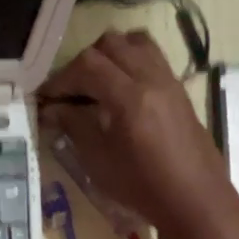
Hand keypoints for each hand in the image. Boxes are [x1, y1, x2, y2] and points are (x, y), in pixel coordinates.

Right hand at [39, 30, 238, 230]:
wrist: (193, 196)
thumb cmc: (141, 186)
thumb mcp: (98, 161)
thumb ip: (74, 126)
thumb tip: (52, 109)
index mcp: (129, 97)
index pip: (87, 66)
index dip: (60, 78)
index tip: (45, 98)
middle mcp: (151, 78)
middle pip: (109, 44)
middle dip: (82, 63)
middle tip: (69, 92)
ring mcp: (168, 79)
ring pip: (133, 42)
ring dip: (108, 55)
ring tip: (95, 83)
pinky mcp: (177, 87)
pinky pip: (151, 55)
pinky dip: (129, 59)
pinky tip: (119, 88)